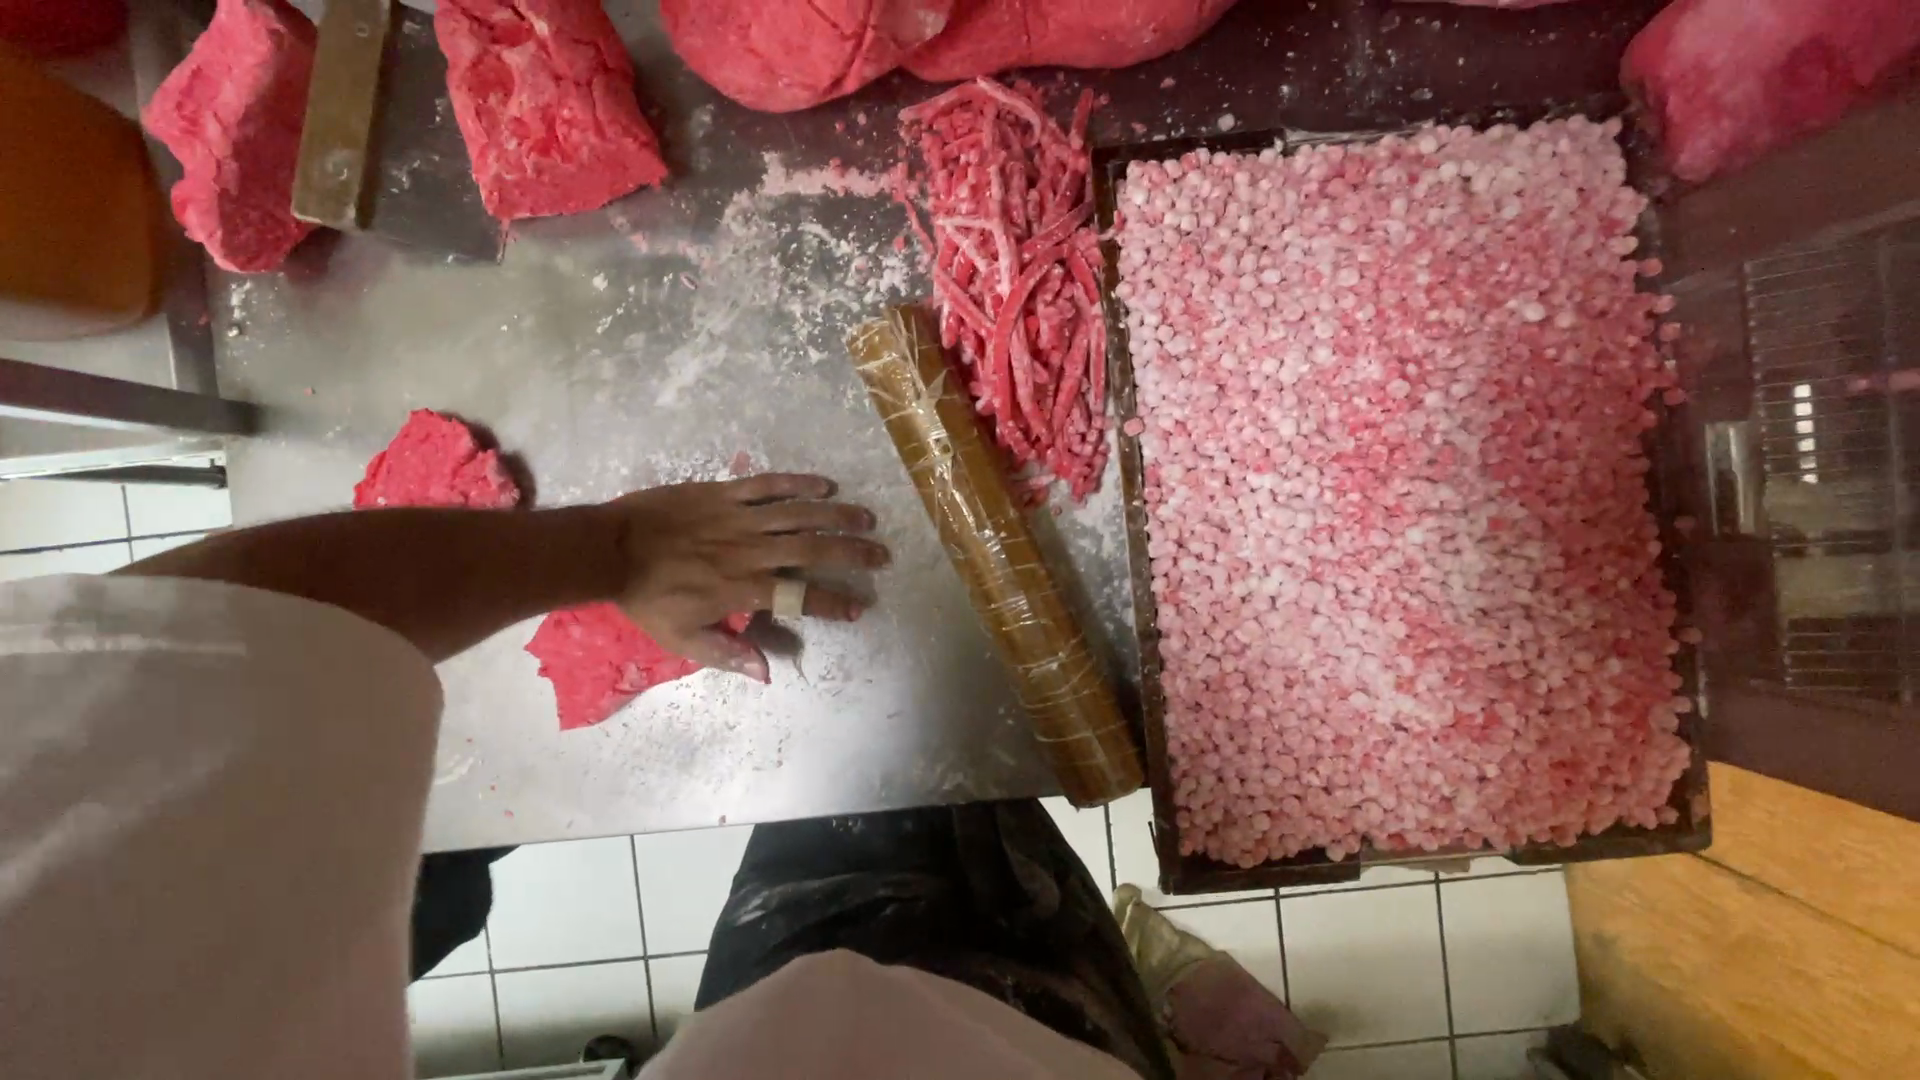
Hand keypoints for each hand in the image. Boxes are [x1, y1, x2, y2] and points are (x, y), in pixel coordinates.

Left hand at [603, 473, 886, 680]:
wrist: (609, 549)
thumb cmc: (648, 598)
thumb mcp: (682, 639)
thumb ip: (728, 655)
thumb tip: (768, 673)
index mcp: (744, 588)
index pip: (801, 596)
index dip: (834, 602)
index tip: (859, 607)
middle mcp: (752, 551)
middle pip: (813, 549)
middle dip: (853, 553)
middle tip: (882, 554)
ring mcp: (740, 517)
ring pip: (799, 514)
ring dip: (837, 516)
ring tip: (867, 518)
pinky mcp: (725, 493)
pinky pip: (768, 485)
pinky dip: (798, 483)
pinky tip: (825, 484)